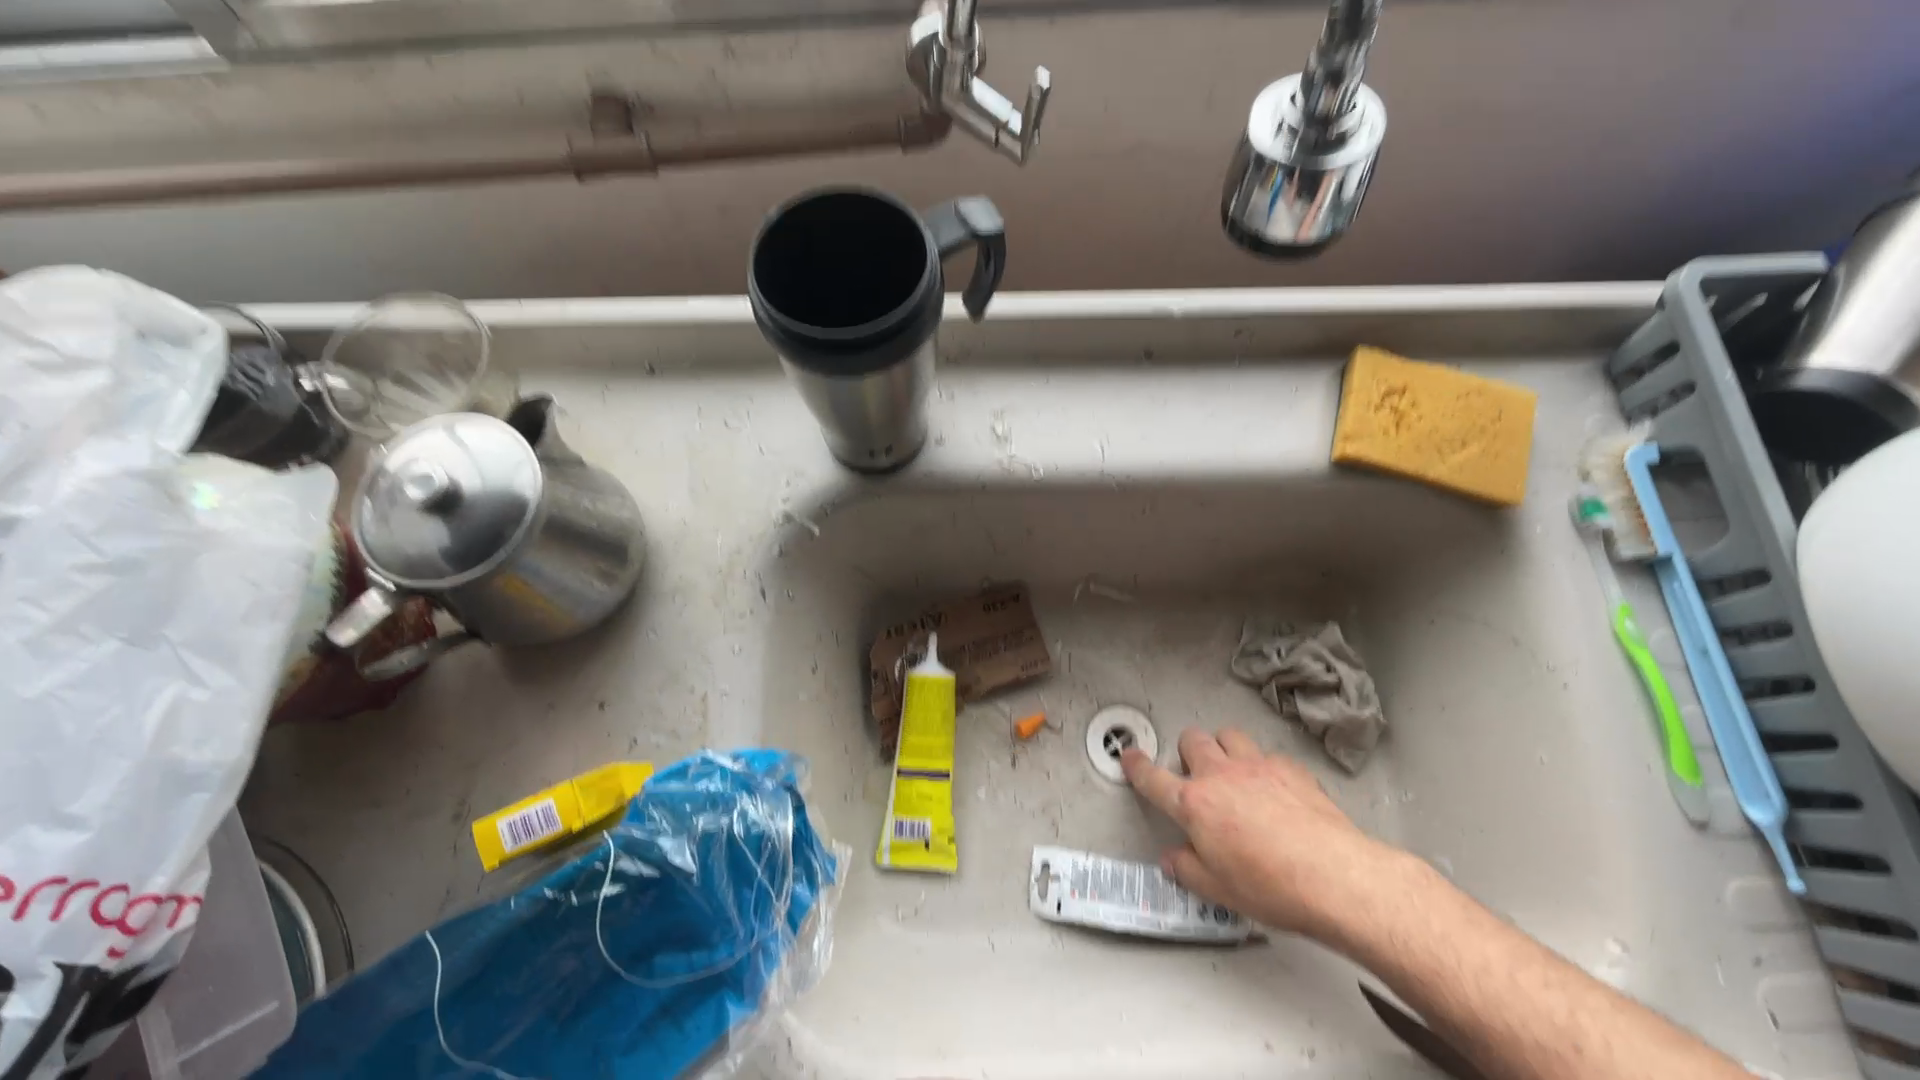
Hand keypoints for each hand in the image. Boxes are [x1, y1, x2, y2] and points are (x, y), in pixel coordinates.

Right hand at [1120, 728, 1399, 942]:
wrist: (1335, 878)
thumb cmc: (1275, 887)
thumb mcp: (1218, 889)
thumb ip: (1188, 869)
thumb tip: (1176, 860)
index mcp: (1195, 805)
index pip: (1154, 779)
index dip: (1137, 766)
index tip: (1130, 757)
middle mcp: (1222, 777)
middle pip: (1193, 741)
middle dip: (1187, 750)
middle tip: (1192, 771)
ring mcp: (1258, 768)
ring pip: (1229, 736)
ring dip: (1223, 747)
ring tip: (1229, 769)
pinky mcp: (1292, 770)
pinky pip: (1268, 755)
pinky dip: (1263, 765)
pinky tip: (1272, 788)